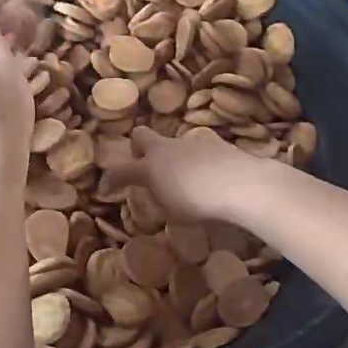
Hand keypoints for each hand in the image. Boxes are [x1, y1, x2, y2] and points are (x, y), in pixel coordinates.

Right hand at [106, 129, 273, 222]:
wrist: (241, 184)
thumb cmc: (199, 204)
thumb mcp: (173, 211)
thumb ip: (161, 198)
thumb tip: (159, 193)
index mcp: (150, 166)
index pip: (121, 170)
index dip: (111, 179)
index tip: (107, 188)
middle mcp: (166, 148)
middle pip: (142, 135)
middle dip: (139, 148)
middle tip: (146, 166)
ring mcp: (191, 141)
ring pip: (174, 142)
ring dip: (174, 156)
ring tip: (187, 177)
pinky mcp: (215, 142)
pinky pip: (199, 148)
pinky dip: (199, 160)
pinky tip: (211, 175)